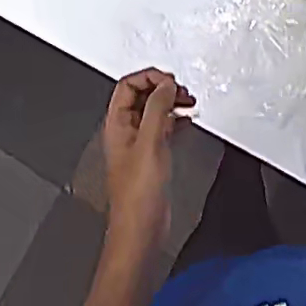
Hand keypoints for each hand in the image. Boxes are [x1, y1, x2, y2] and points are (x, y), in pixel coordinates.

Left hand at [101, 69, 193, 251]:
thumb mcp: (150, 143)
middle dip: (163, 87)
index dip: (149, 77)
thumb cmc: (137, 196)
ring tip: (188, 101)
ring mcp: (139, 143)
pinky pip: (164, 125)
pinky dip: (177, 117)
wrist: (141, 229)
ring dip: (171, 101)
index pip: (127, 85)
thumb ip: (158, 109)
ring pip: (154, 109)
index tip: (170, 81)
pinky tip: (187, 119)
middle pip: (141, 94)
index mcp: (117, 125)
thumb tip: (166, 85)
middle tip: (181, 90)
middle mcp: (126, 132)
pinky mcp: (153, 154)